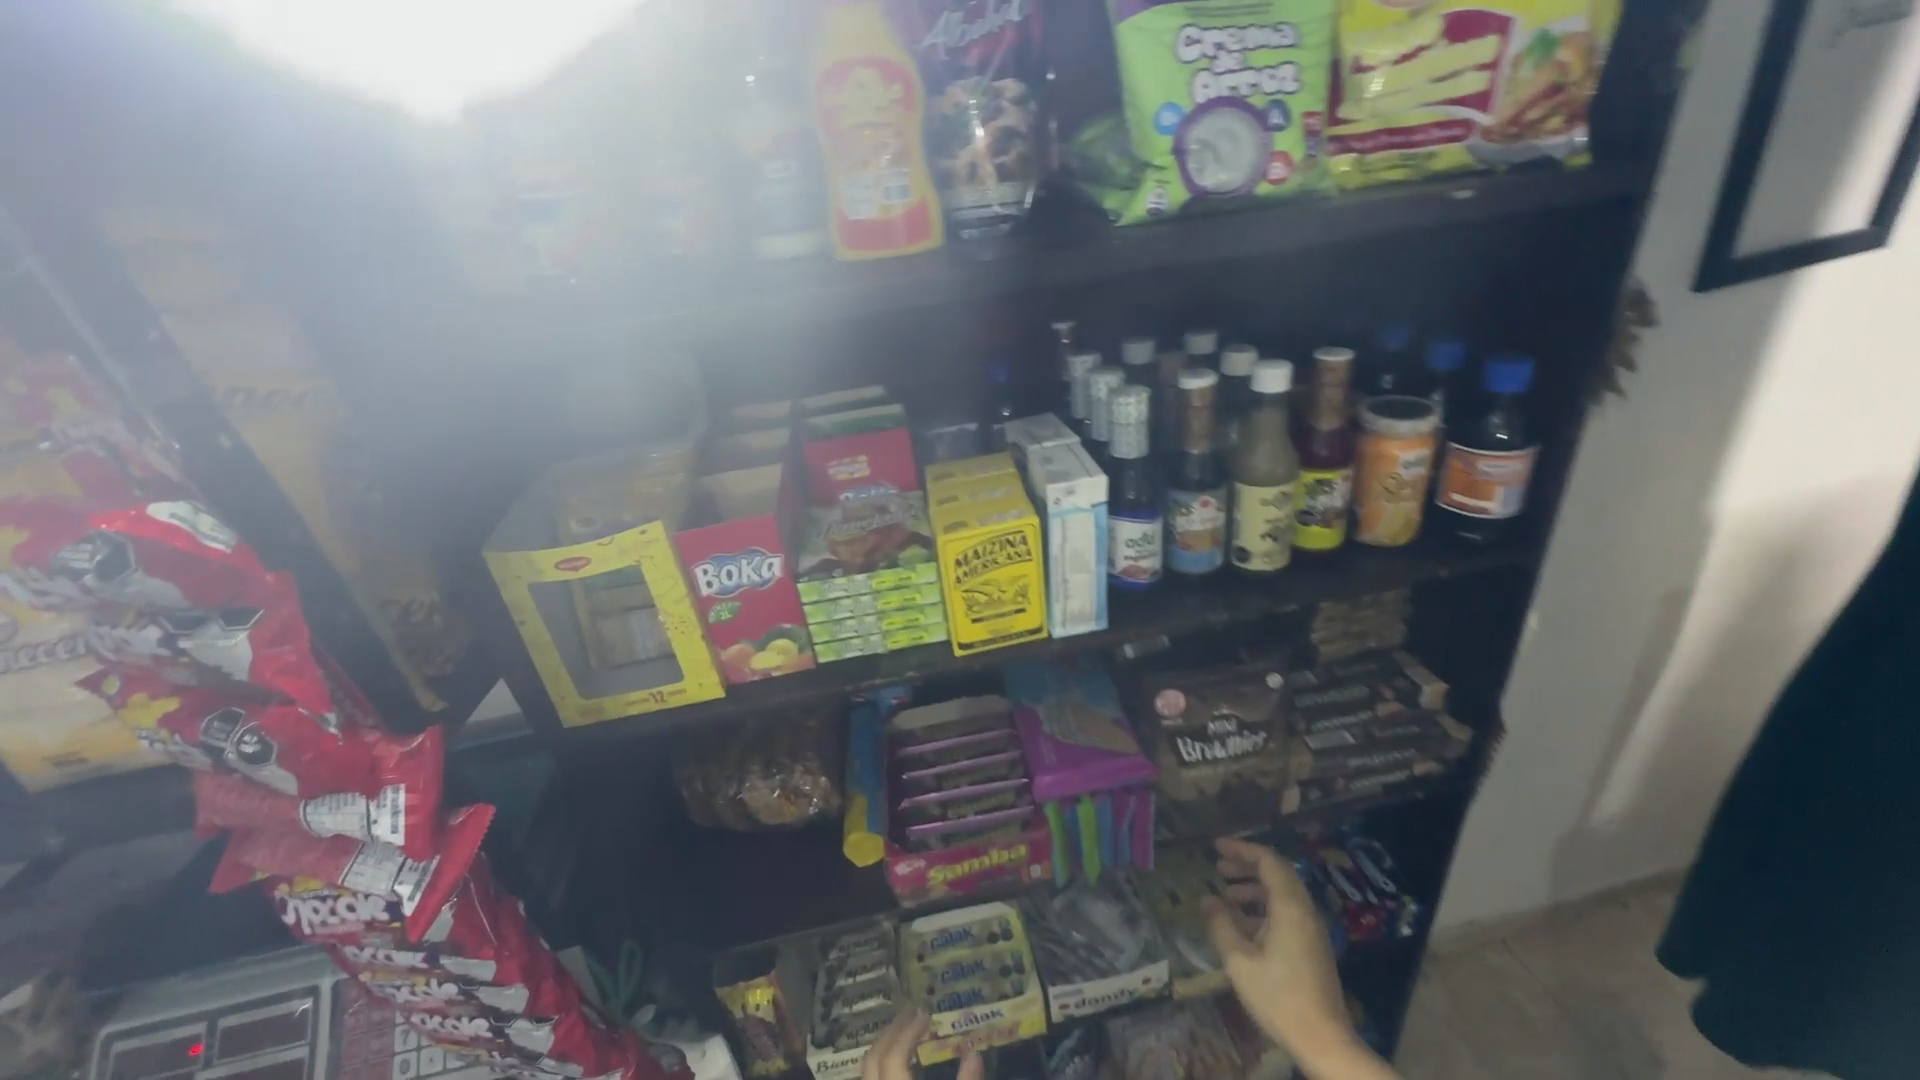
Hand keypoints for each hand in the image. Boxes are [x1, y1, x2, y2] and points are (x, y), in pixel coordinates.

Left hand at [861, 1008, 982, 1079]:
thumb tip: (975, 1052)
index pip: (894, 1057)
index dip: (908, 1032)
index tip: (924, 1012)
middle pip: (874, 1059)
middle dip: (892, 1032)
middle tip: (911, 1012)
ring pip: (866, 1070)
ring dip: (883, 1046)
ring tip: (902, 1031)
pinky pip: (870, 1079)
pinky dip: (880, 1066)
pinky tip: (896, 1062)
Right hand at [1204, 837, 1397, 1079]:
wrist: (1323, 1040)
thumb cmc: (1279, 998)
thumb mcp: (1240, 962)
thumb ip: (1222, 925)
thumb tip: (1208, 899)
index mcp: (1290, 908)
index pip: (1269, 861)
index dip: (1242, 849)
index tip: (1216, 847)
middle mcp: (1305, 912)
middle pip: (1278, 874)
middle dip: (1247, 866)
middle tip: (1219, 868)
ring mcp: (1312, 930)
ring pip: (1283, 894)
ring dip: (1254, 889)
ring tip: (1226, 896)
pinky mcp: (1312, 947)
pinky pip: (1287, 913)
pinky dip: (1264, 908)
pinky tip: (1243, 925)